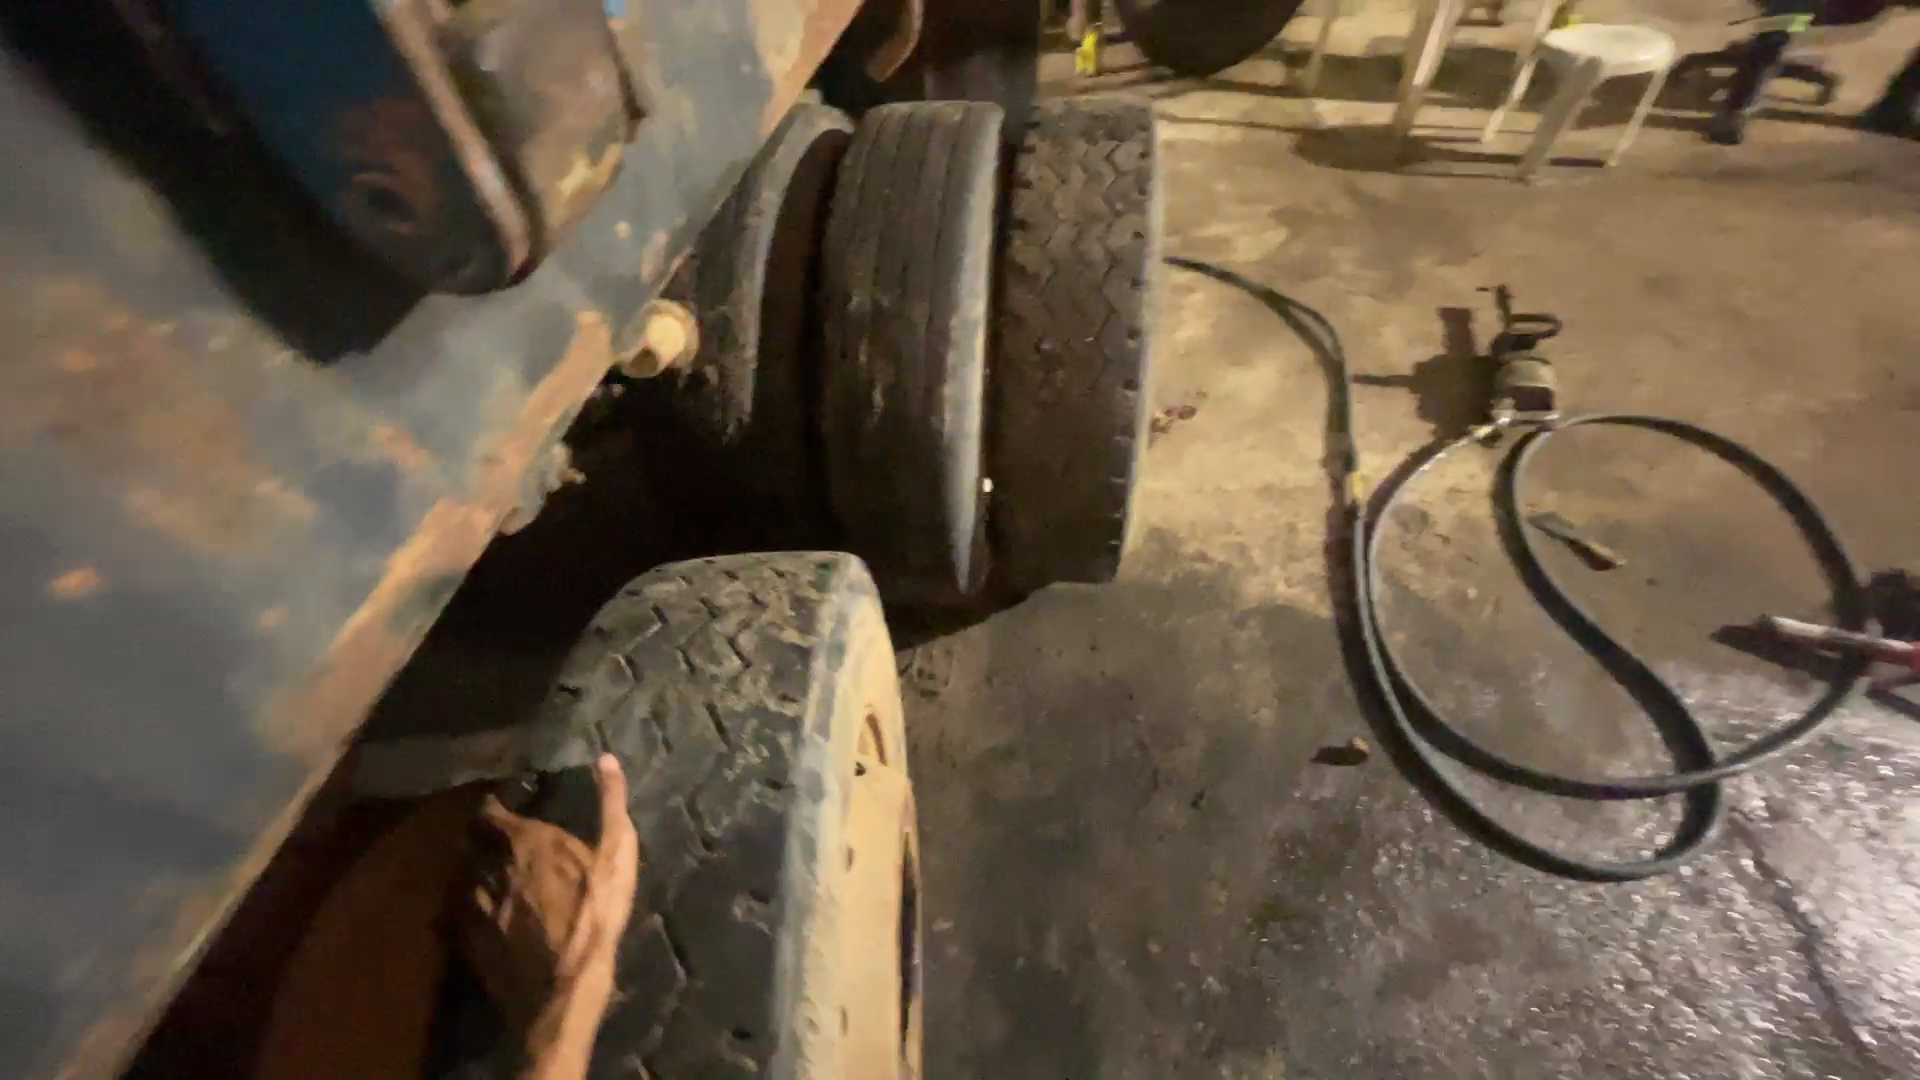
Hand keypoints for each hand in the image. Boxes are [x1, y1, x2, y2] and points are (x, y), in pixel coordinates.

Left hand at [456, 754, 638, 1077]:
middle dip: (484, 834)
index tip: (507, 802)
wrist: (564, 983)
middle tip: (503, 834)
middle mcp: (489, 867)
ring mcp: (473, 906)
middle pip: (473, 842)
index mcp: (524, 841)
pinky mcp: (466, 940)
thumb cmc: (596, 910)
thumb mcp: (618, 851)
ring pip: (463, 875)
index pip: (490, 811)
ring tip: (494, 870)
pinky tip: (482, 909)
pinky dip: (465, 904)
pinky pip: (455, 912)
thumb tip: (607, 757)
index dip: (495, 805)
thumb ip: (611, 802)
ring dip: (475, 868)